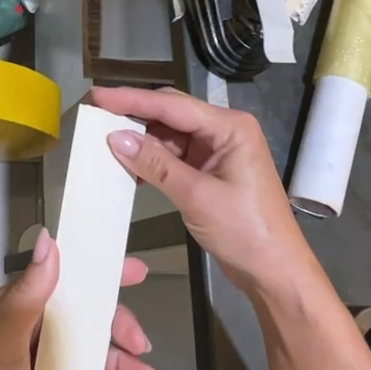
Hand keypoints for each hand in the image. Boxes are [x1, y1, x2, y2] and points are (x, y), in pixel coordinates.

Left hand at [0, 231, 161, 369]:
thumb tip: (49, 239)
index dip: (99, 277)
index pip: (64, 283)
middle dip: (117, 329)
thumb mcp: (1, 337)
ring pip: (90, 361)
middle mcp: (30, 336)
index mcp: (17, 311)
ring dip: (122, 367)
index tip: (136, 272)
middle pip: (84, 324)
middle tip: (141, 345)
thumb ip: (29, 293)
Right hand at [88, 86, 310, 296]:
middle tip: (95, 115)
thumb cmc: (245, 231)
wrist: (276, 273)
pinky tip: (128, 167)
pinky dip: (152, 161)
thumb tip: (115, 137)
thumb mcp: (196, 196)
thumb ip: (155, 164)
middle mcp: (224, 131)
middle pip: (171, 113)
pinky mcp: (210, 170)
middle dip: (134, 114)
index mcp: (230, 127)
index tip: (97, 96)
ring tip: (104, 139)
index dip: (132, 99)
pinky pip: (174, 156)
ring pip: (169, 135)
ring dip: (141, 140)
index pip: (172, 105)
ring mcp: (217, 151)